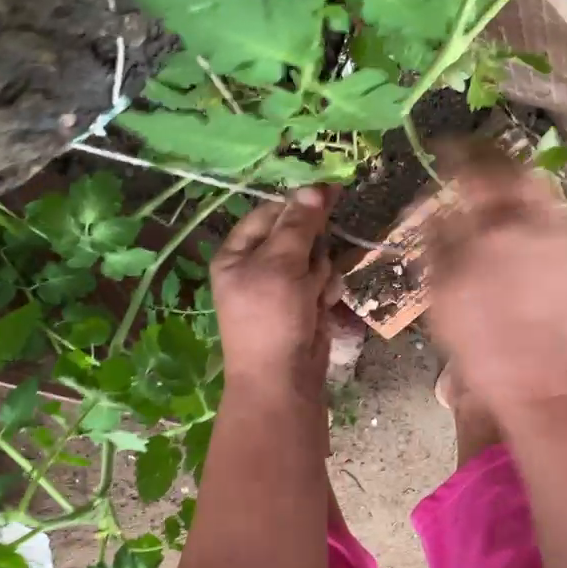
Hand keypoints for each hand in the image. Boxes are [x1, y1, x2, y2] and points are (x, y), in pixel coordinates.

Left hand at [211, 187, 338, 400]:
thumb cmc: (271, 318)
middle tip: (315, 259)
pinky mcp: (303, 305)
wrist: (283, 379)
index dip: (298, 204)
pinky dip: (325, 291)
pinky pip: (321, 281)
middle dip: (313, 246)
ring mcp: (281, 287)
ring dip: (321, 271)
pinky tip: (323, 306)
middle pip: (296, 234)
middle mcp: (256, 266)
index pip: (269, 213)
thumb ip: (299, 225)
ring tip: (315, 293)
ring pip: (315, 257)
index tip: (330, 193)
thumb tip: (315, 188)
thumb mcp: (281, 265)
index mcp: (236, 253)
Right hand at [423, 146, 566, 410]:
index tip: (442, 147)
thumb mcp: (442, 295)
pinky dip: (535, 191)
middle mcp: (523, 220)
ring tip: (497, 171)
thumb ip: (435, 243)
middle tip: (469, 151)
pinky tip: (523, 200)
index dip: (453, 154)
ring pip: (534, 180)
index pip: (466, 174)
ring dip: (512, 168)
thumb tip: (430, 208)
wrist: (539, 372)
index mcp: (484, 230)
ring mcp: (552, 230)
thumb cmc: (480, 341)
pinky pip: (553, 203)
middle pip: (505, 168)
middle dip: (485, 153)